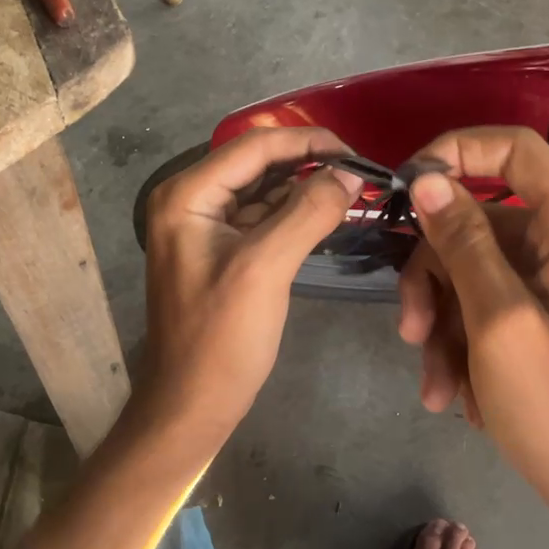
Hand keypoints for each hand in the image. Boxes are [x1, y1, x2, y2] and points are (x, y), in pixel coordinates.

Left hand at [139, 128, 362, 442]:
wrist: (190, 406)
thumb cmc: (220, 339)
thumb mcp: (265, 269)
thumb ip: (307, 212)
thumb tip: (351, 172)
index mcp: (186, 194)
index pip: (254, 146)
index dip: (307, 142)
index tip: (358, 153)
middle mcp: (189, 199)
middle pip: (257, 162)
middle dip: (308, 162)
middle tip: (362, 172)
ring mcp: (203, 224)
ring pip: (262, 188)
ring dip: (305, 186)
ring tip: (354, 189)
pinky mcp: (220, 248)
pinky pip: (261, 215)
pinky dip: (293, 211)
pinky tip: (328, 213)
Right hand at [397, 127, 548, 539]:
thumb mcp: (499, 326)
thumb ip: (463, 243)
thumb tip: (429, 181)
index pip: (516, 148)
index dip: (455, 152)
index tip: (406, 190)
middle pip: (488, 223)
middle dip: (438, 274)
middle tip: (409, 332)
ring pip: (488, 270)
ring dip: (449, 320)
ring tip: (435, 384)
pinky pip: (507, 303)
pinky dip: (475, 340)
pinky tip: (460, 394)